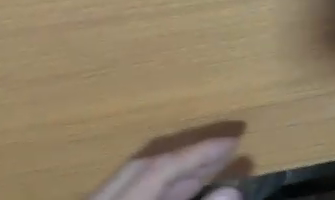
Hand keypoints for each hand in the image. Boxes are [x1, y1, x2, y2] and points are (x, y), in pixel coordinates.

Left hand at [87, 136, 241, 199]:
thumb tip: (235, 189)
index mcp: (115, 198)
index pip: (160, 166)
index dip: (200, 151)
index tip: (235, 139)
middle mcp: (99, 195)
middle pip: (145, 164)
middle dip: (189, 153)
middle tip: (228, 146)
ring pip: (135, 175)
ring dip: (177, 168)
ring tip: (214, 163)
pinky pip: (129, 189)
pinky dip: (160, 184)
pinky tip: (184, 185)